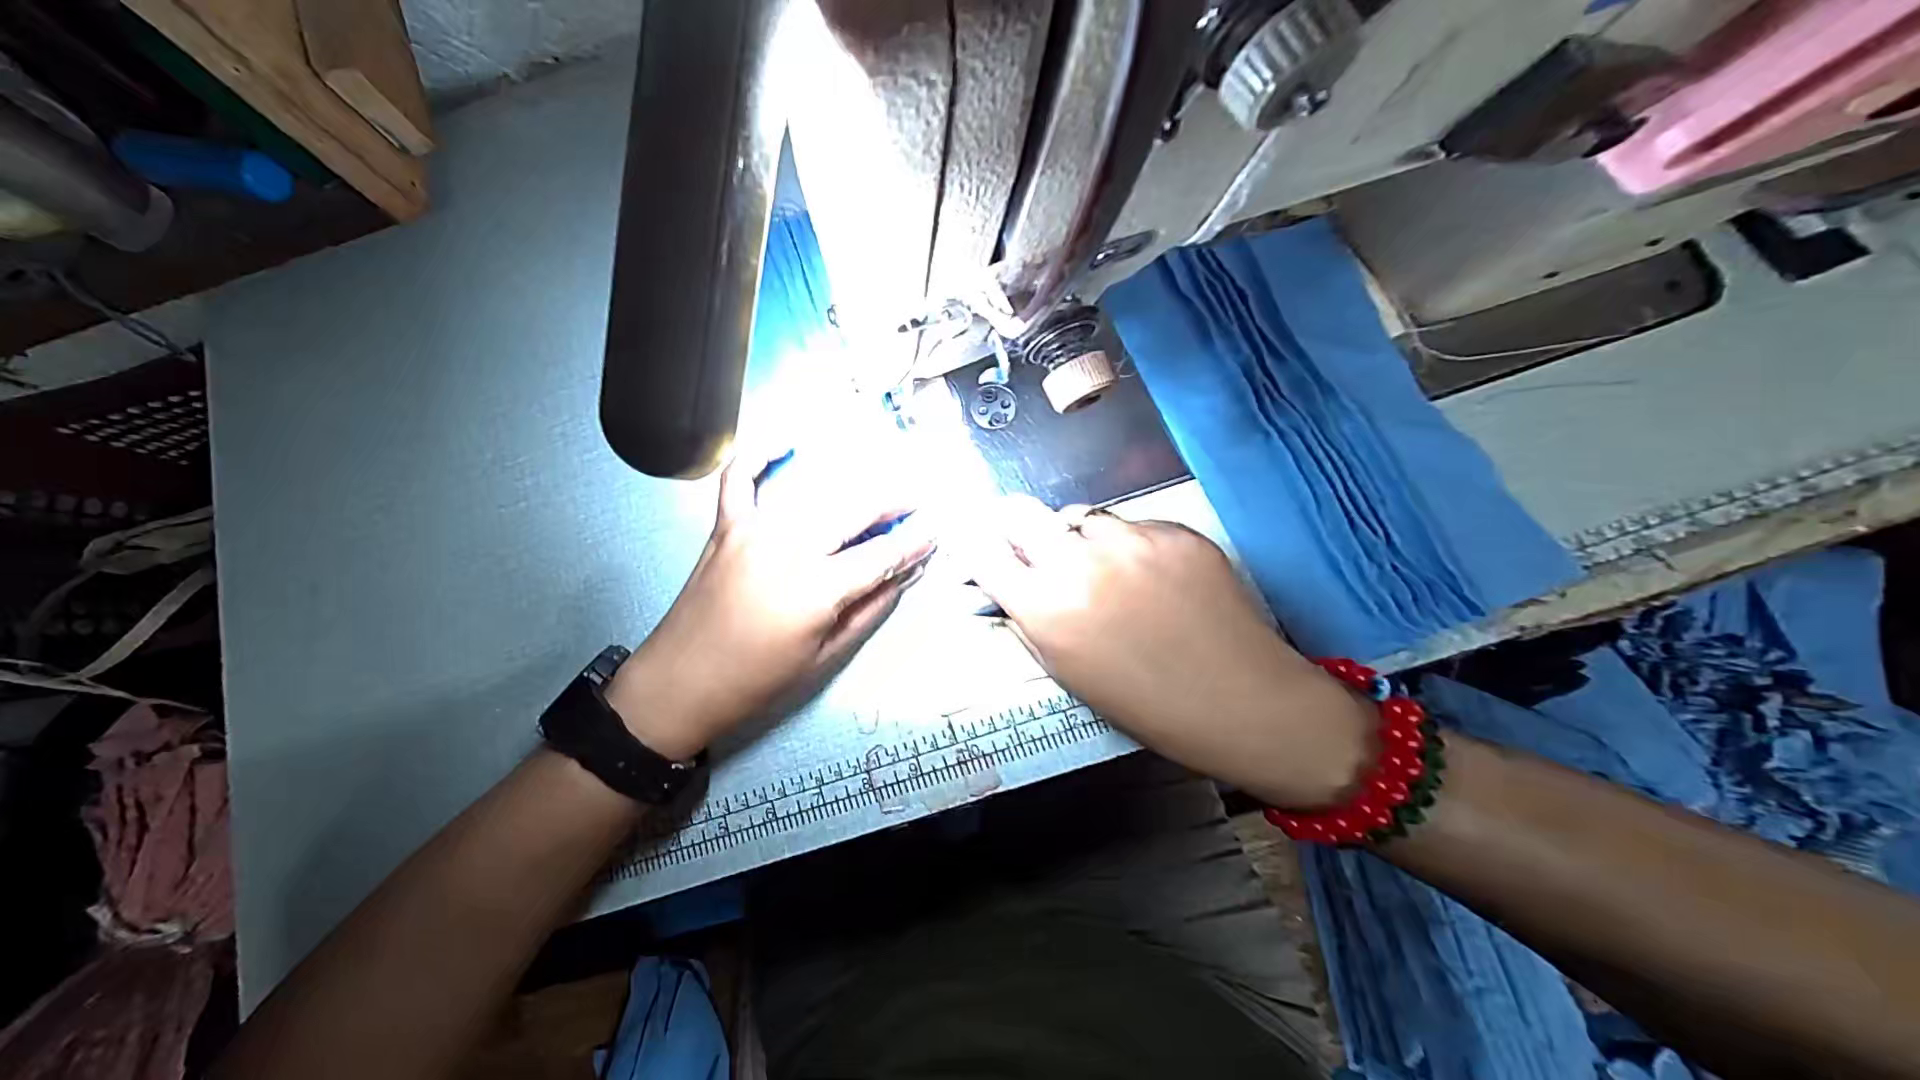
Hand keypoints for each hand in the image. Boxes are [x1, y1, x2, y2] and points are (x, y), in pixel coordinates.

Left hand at [605, 450, 936, 759]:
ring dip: (848, 484)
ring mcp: (754, 531)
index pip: (881, 556)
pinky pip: (740, 480)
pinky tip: (783, 445)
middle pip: (853, 512)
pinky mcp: (725, 527)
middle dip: (892, 503)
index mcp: (818, 589)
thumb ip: (868, 610)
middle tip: (915, 500)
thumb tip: (903, 576)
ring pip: (811, 493)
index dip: (914, 543)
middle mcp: (790, 549)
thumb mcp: (825, 657)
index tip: (935, 531)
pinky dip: (758, 458)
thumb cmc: (758, 680)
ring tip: (874, 483)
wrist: (681, 682)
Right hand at [958, 497, 1374, 808]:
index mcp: (1047, 609)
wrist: (1241, 700)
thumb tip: (1005, 587)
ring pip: (1081, 518)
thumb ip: (1030, 620)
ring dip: (1081, 540)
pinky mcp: (1174, 531)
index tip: (974, 542)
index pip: (981, 552)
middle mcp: (1080, 564)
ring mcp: (1131, 541)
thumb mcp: (1070, 671)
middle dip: (1016, 526)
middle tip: (1030, 544)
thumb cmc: (1147, 704)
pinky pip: (1133, 525)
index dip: (971, 544)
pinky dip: (1131, 545)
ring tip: (1110, 572)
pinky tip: (1155, 578)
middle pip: (1021, 512)